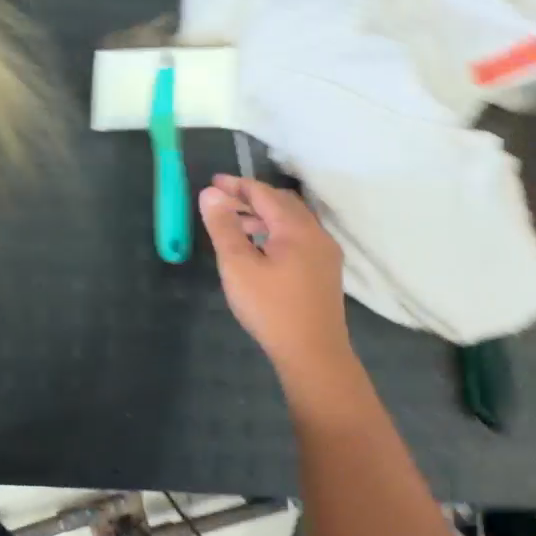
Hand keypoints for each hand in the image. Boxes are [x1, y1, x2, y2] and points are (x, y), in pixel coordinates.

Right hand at [199, 174, 351, 377]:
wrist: (313, 354)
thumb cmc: (270, 308)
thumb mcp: (237, 265)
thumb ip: (223, 226)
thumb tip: (211, 193)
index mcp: (297, 229)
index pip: (264, 194)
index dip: (237, 185)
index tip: (211, 182)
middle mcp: (316, 235)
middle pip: (283, 203)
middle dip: (251, 197)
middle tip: (221, 200)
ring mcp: (324, 253)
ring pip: (293, 220)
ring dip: (264, 214)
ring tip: (235, 222)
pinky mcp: (324, 271)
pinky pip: (299, 236)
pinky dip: (276, 230)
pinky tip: (259, 246)